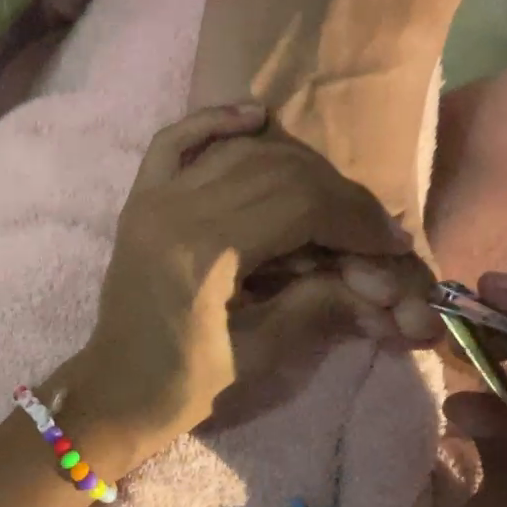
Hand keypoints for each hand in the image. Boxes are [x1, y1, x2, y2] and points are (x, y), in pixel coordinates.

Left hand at [64, 104, 433, 442]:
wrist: (116, 388)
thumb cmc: (185, 384)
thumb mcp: (260, 353)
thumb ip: (319, 301)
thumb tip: (381, 272)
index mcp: (203, 251)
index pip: (299, 205)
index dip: (355, 219)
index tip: (391, 243)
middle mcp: (174, 208)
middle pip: (275, 172)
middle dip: (336, 195)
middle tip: (370, 228)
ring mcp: (152, 198)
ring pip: (238, 153)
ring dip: (294, 166)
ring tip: (332, 198)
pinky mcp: (139, 198)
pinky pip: (174, 141)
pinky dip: (214, 122)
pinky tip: (256, 117)